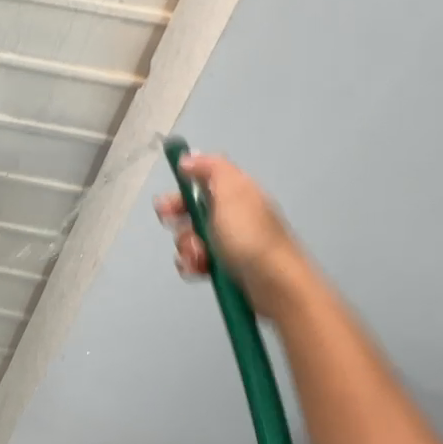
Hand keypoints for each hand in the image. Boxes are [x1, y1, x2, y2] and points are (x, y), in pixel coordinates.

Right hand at [156, 153, 300, 314]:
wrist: (275, 284)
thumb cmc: (249, 236)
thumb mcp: (231, 191)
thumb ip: (210, 168)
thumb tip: (189, 159)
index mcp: (237, 193)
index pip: (201, 182)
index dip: (181, 190)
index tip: (167, 203)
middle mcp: (233, 215)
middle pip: (192, 211)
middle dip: (179, 221)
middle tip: (179, 230)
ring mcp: (230, 243)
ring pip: (191, 237)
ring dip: (187, 246)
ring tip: (198, 257)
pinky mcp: (226, 268)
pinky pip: (198, 260)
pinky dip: (193, 265)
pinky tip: (198, 270)